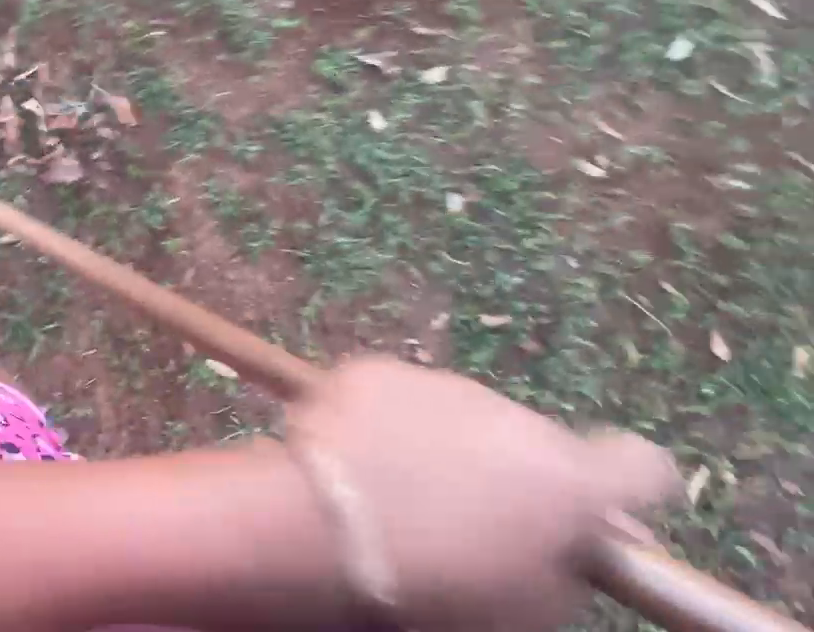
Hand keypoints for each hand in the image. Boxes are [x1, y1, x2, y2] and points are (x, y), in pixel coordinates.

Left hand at [287, 356, 678, 631]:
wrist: (326, 521)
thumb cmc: (437, 579)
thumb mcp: (530, 599)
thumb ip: (570, 561)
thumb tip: (587, 536)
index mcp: (570, 478)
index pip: (642, 465)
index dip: (627, 484)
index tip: (605, 502)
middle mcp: (512, 415)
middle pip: (532, 438)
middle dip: (515, 466)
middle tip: (473, 503)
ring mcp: (438, 382)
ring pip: (460, 411)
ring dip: (448, 437)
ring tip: (402, 479)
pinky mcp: (374, 368)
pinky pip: (397, 394)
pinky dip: (387, 415)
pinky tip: (361, 451)